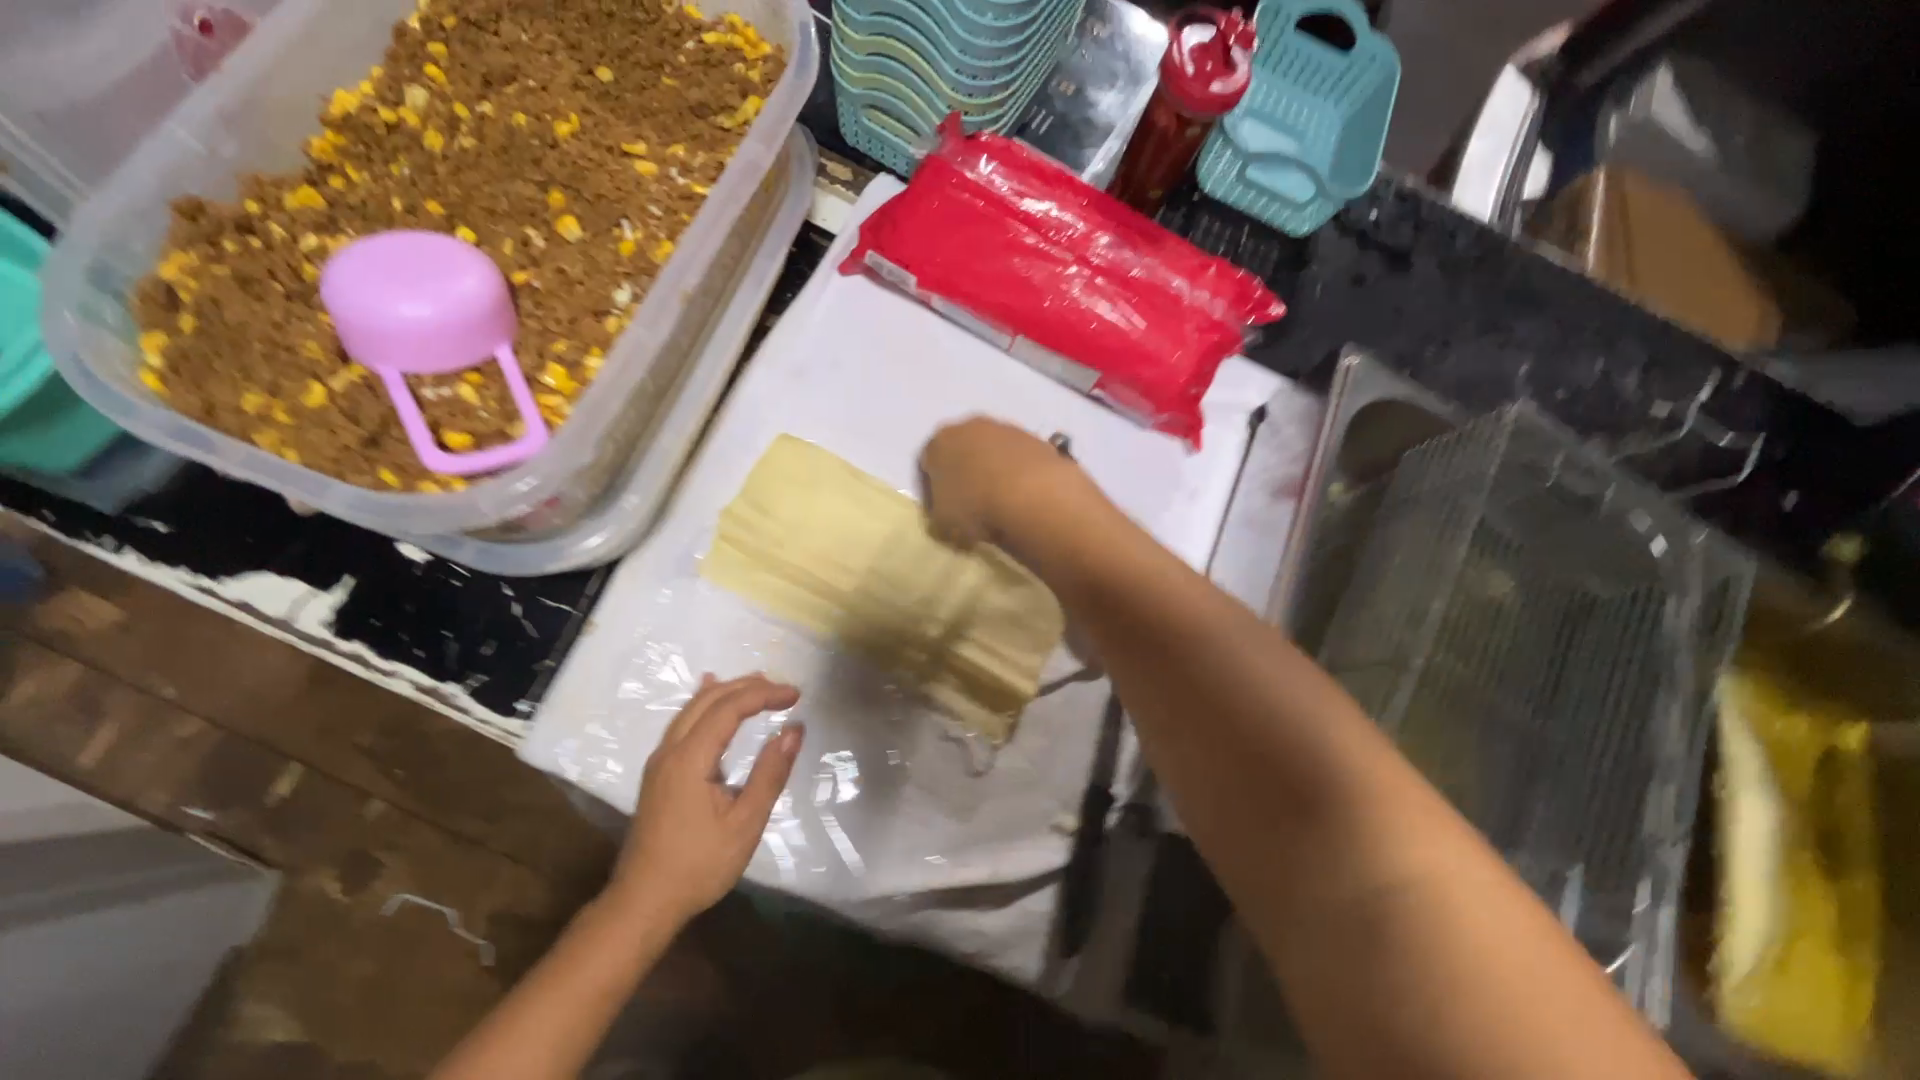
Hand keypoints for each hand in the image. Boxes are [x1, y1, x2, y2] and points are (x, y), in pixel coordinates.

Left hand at [607, 674, 804, 926]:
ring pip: (691, 710)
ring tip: (757, 687)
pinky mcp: (658, 775)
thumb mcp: (745, 823)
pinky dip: (706, 707)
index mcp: (689, 759)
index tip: (796, 695)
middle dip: (746, 687)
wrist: (644, 901)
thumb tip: (793, 731)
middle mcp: (669, 751)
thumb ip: (770, 773)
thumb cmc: (699, 865)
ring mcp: (659, 762)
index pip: (728, 708)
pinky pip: (683, 724)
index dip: (764, 695)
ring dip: (726, 693)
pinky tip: (711, 700)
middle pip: (707, 700)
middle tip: (782, 689)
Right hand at [919, 417, 1087, 548]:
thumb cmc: (975, 508)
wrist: (1031, 495)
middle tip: (975, 502)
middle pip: (963, 450)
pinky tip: (1026, 494)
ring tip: (1004, 501)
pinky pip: (1020, 457)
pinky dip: (1020, 471)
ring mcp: (1005, 429)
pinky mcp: (1035, 438)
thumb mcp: (942, 523)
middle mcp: (969, 426)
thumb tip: (947, 514)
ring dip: (995, 469)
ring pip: (993, 450)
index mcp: (938, 443)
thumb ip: (939, 513)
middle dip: (966, 472)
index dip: (935, 487)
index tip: (947, 508)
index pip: (928, 463)